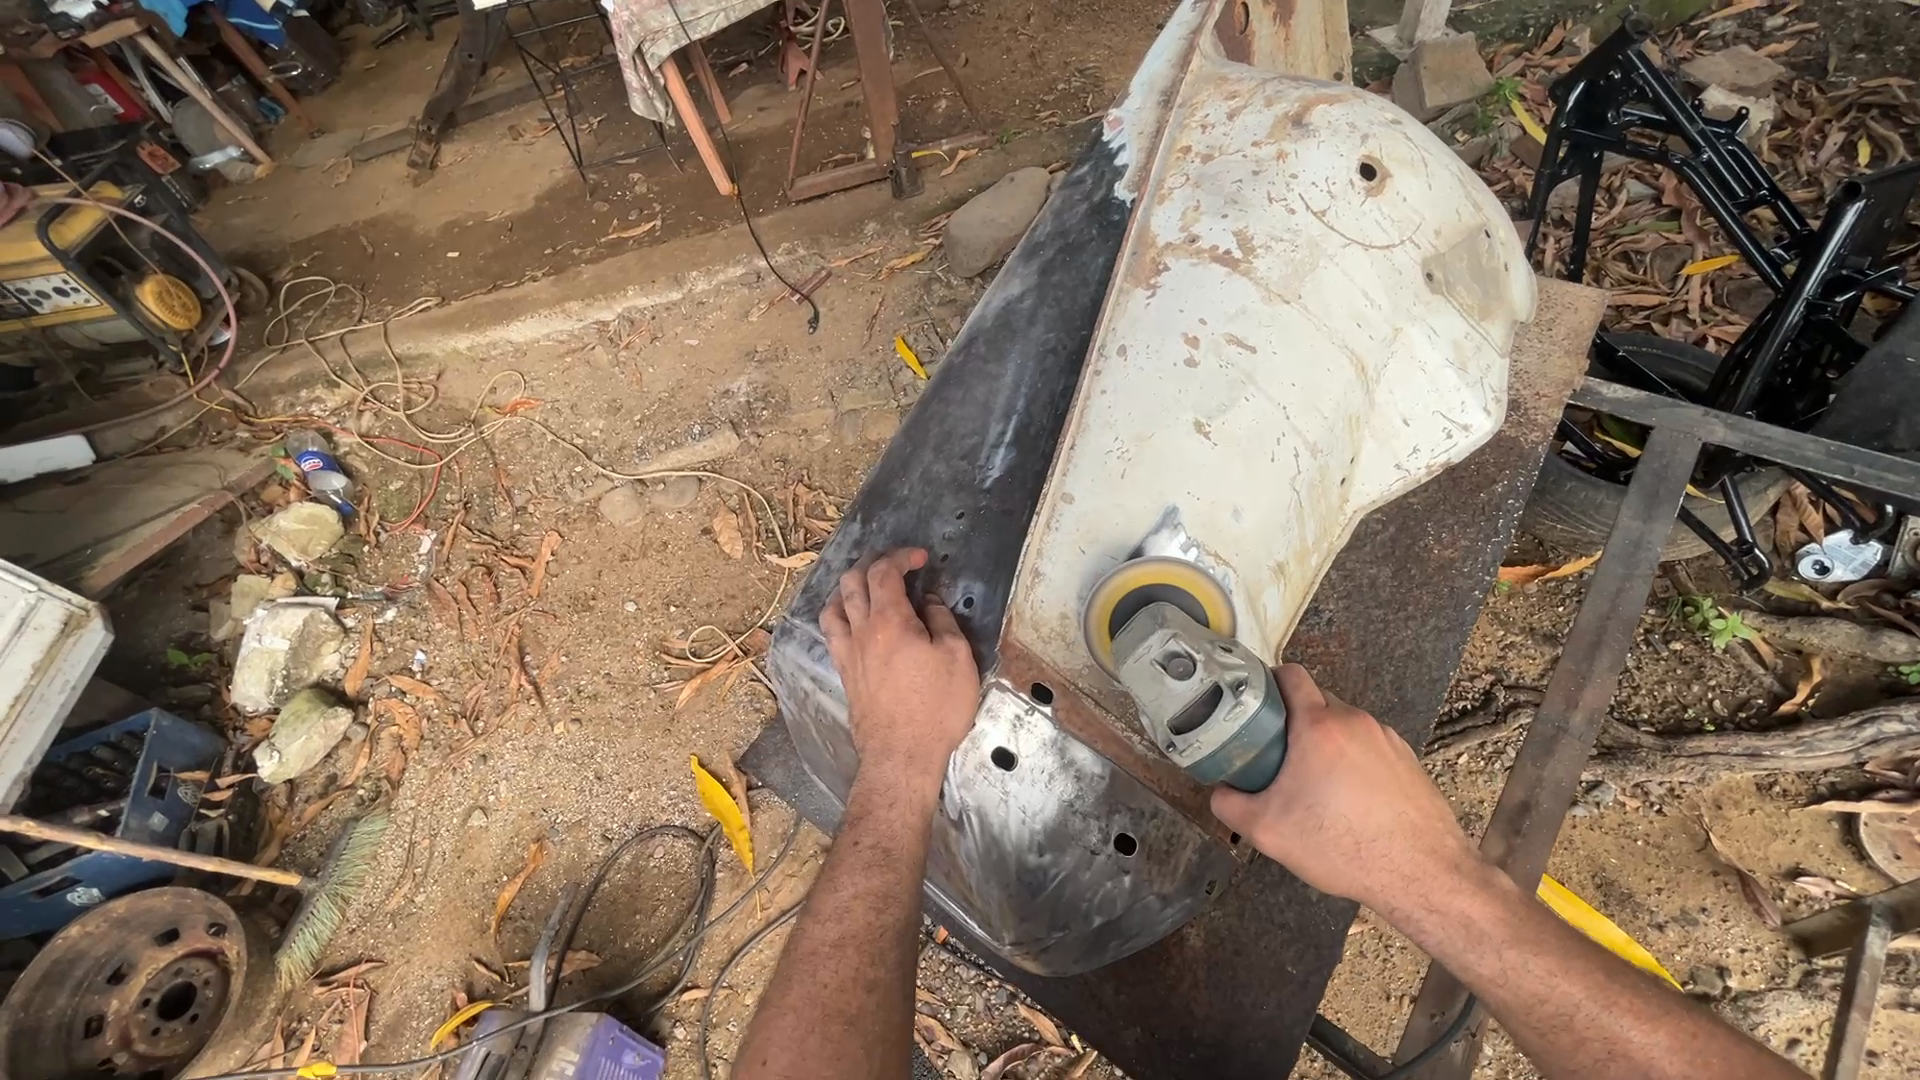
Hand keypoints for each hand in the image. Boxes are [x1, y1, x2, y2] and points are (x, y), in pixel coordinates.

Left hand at [821, 549, 979, 798]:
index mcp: (889, 620)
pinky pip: (832, 632)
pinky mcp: (844, 673)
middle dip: (873, 564)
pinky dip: (840, 616)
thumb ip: (942, 622)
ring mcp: (847, 653)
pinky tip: (853, 623)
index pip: (885, 571)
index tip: (920, 558)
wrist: (901, 756)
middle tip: (897, 567)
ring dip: (849, 588)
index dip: (901, 556)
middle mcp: (860, 631)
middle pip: (852, 581)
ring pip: (833, 605)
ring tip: (868, 588)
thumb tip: (929, 603)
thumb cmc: (936, 707)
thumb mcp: (957, 658)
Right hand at [1210, 665, 1480, 913]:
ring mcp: (1387, 739)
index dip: (1268, 681)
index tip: (1255, 704)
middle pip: (1316, 700)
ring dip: (1325, 742)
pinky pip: (1370, 747)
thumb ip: (1229, 804)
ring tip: (1314, 781)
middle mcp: (1355, 721)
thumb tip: (1220, 791)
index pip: (1291, 675)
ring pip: (1344, 725)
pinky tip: (1350, 798)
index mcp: (1319, 725)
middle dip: (1293, 719)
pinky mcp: (1410, 761)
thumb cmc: (1343, 846)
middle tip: (1276, 752)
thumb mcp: (1266, 830)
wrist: (1424, 876)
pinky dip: (1354, 761)